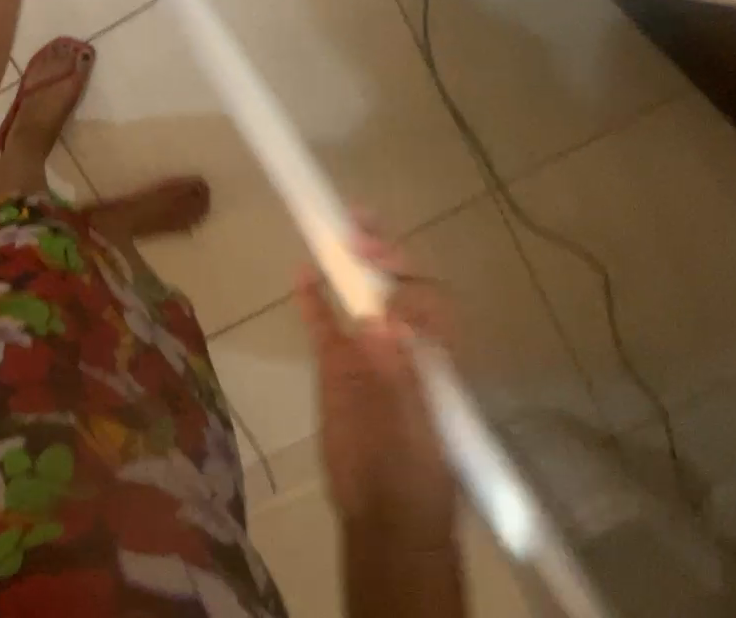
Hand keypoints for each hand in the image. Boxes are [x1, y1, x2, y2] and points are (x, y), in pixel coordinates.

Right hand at [293, 235, 456, 551]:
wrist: (384, 512)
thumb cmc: (414, 473)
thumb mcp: (416, 423)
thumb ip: (400, 373)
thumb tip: (381, 321)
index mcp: (433, 355)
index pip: (426, 299)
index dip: (405, 274)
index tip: (377, 259)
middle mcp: (402, 344)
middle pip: (394, 287)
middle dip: (382, 252)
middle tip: (357, 223)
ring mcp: (366, 352)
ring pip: (358, 297)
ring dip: (349, 264)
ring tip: (334, 228)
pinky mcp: (336, 366)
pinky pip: (323, 324)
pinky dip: (313, 300)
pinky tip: (302, 275)